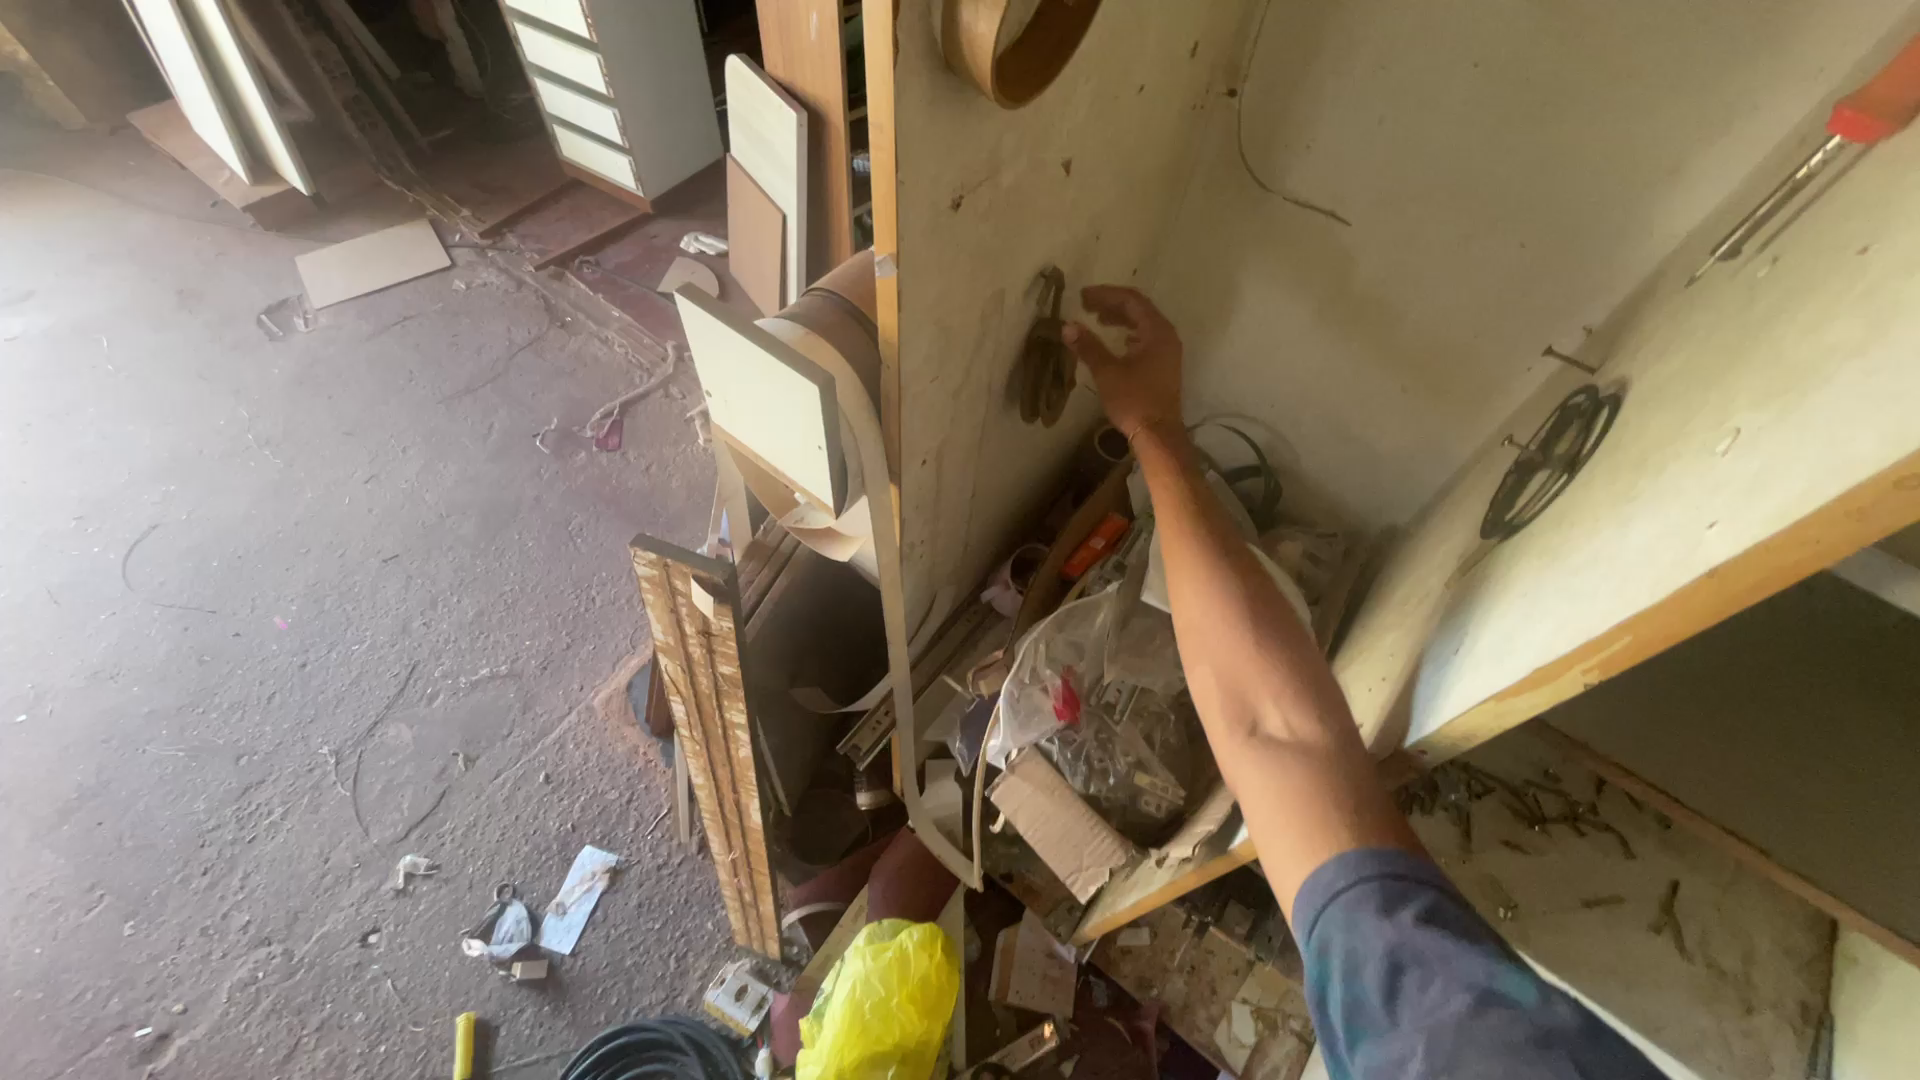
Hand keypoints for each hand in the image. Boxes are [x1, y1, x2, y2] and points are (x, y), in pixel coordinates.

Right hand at [1062, 285, 1183, 442]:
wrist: (1158, 434)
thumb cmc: (1134, 401)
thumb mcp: (1107, 372)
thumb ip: (1088, 347)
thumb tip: (1067, 327)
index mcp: (1157, 331)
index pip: (1131, 300)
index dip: (1105, 295)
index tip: (1082, 297)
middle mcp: (1166, 336)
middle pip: (1139, 309)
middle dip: (1112, 304)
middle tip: (1086, 306)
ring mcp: (1167, 351)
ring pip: (1143, 324)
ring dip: (1120, 319)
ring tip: (1097, 320)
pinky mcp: (1164, 365)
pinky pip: (1146, 338)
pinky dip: (1129, 334)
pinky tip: (1117, 341)